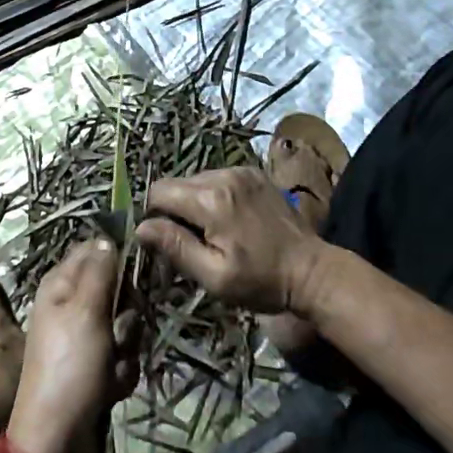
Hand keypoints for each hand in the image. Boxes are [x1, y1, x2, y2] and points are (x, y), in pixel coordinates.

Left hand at [6, 239, 138, 452]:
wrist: (58, 438)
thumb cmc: (69, 365)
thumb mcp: (84, 309)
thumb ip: (100, 270)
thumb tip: (108, 237)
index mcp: (62, 283)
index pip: (96, 250)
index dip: (117, 259)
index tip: (132, 276)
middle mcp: (73, 304)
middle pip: (117, 288)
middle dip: (127, 312)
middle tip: (120, 328)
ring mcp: (85, 337)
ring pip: (126, 324)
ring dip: (127, 346)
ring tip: (112, 365)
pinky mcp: (96, 366)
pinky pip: (123, 355)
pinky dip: (122, 370)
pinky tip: (112, 385)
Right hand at [136, 167, 328, 314]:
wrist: (311, 270)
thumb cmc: (261, 281)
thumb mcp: (214, 276)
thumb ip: (176, 247)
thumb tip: (141, 228)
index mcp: (211, 200)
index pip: (159, 191)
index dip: (154, 214)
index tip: (164, 239)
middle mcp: (223, 175)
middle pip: (177, 183)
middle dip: (174, 208)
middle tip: (190, 240)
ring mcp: (241, 171)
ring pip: (197, 179)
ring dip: (194, 201)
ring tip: (211, 231)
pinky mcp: (253, 172)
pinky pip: (219, 177)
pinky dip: (214, 194)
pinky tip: (229, 218)